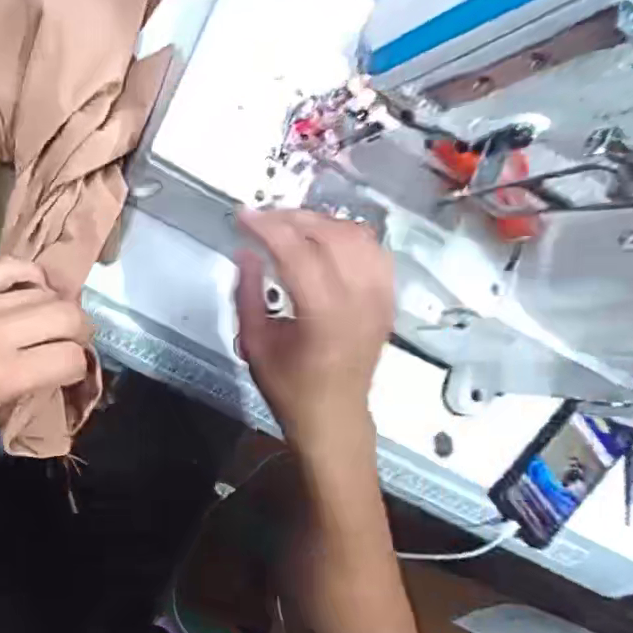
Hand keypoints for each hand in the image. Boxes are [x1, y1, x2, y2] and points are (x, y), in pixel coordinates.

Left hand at [0, 258, 92, 459]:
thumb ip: (34, 392)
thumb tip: (68, 371)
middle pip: (67, 316)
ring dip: (59, 309)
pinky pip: (14, 267)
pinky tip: (34, 293)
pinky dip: (33, 277)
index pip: (70, 357)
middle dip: (81, 332)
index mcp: (3, 375)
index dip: (79, 367)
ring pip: (46, 292)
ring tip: (50, 323)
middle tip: (72, 343)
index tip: (71, 373)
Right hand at [235, 209, 393, 463]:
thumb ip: (247, 294)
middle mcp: (360, 299)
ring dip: (321, 222)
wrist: (334, 416)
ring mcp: (381, 297)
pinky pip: (375, 250)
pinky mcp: (389, 298)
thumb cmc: (289, 387)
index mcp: (324, 316)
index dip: (268, 227)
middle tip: (264, 220)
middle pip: (330, 235)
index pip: (297, 252)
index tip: (244, 216)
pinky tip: (326, 240)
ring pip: (357, 235)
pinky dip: (348, 236)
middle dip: (292, 218)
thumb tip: (246, 251)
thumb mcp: (254, 344)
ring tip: (292, 226)